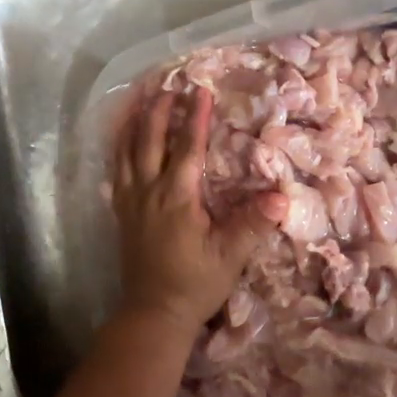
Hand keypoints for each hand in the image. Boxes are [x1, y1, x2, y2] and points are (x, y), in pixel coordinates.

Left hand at [111, 87, 283, 333]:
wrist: (154, 311)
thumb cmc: (195, 283)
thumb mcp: (230, 256)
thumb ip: (252, 224)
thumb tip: (281, 197)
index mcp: (177, 195)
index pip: (189, 147)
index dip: (196, 117)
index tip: (201, 89)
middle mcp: (148, 189)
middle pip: (150, 140)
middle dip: (159, 110)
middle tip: (165, 85)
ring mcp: (129, 200)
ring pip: (126, 151)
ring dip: (134, 124)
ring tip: (137, 101)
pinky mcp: (120, 212)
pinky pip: (115, 171)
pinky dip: (117, 150)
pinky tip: (118, 145)